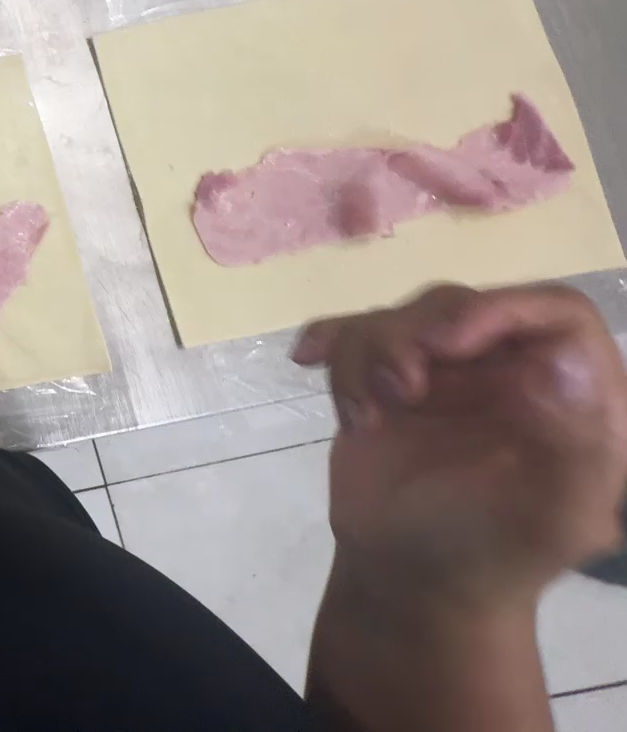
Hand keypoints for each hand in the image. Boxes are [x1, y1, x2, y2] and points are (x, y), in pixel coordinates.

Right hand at [293, 284, 626, 615]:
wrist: (405, 573)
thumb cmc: (484, 551)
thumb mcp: (545, 513)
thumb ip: (571, 443)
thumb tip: (561, 362)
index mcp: (573, 400)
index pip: (553, 315)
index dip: (497, 310)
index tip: (441, 344)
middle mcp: (506, 374)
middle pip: (454, 306)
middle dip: (407, 341)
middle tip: (394, 395)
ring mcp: (439, 376)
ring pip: (391, 318)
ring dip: (360, 360)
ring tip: (359, 418)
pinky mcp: (379, 380)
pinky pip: (346, 333)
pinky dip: (323, 343)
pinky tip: (306, 361)